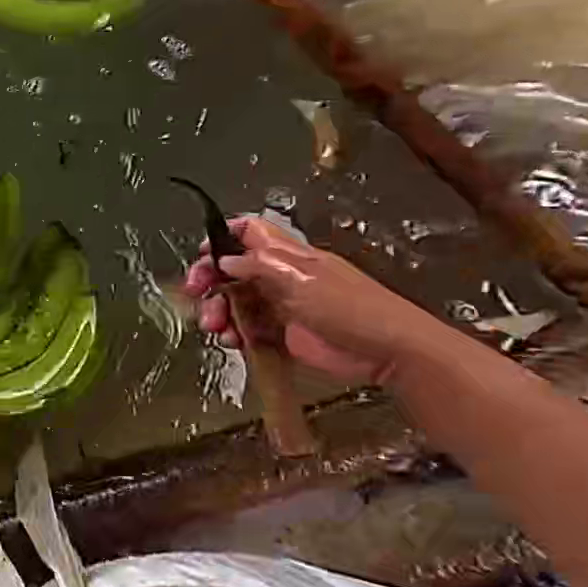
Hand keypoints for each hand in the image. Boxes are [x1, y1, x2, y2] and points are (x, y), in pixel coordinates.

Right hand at [183, 215, 448, 384]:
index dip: (222, 237)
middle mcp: (279, 276)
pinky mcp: (281, 334)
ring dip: (216, 310)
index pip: (248, 232)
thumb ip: (258, 265)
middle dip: (208, 278)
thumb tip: (224, 260)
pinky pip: (245, 328)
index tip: (203, 253)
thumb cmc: (355, 308)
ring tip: (215, 325)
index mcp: (287, 255)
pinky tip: (232, 340)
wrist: (393, 355)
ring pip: (233, 300)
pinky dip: (233, 333)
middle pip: (230, 268)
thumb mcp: (302, 277)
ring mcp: (279, 305)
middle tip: (195, 291)